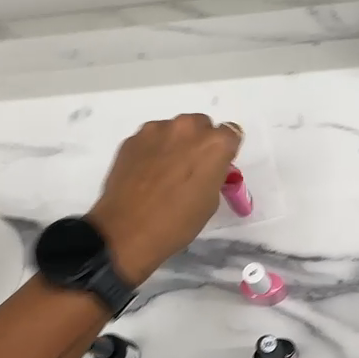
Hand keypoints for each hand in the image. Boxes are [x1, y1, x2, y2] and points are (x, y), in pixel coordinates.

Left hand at [87, 114, 241, 282]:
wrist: (127, 231)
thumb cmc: (177, 223)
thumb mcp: (210, 201)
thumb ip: (213, 173)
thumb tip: (205, 166)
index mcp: (214, 144)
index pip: (230, 133)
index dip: (224, 151)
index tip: (217, 166)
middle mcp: (187, 127)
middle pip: (201, 125)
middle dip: (199, 143)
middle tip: (190, 170)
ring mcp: (156, 130)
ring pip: (174, 130)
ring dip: (175, 144)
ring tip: (164, 173)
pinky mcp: (132, 138)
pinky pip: (151, 139)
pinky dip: (153, 151)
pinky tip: (146, 175)